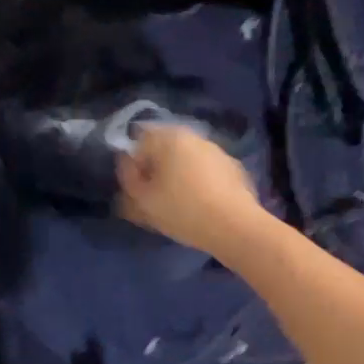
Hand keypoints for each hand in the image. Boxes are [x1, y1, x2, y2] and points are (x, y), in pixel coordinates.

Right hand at [117, 124, 264, 256]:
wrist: (236, 228)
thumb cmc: (182, 210)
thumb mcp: (142, 199)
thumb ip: (127, 176)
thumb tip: (126, 162)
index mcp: (168, 137)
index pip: (138, 138)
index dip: (132, 161)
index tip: (136, 185)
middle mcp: (193, 136)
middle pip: (164, 147)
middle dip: (156, 167)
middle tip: (153, 195)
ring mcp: (216, 150)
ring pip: (186, 158)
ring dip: (178, 174)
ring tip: (178, 201)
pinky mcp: (234, 168)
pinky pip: (205, 170)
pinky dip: (198, 181)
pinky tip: (200, 204)